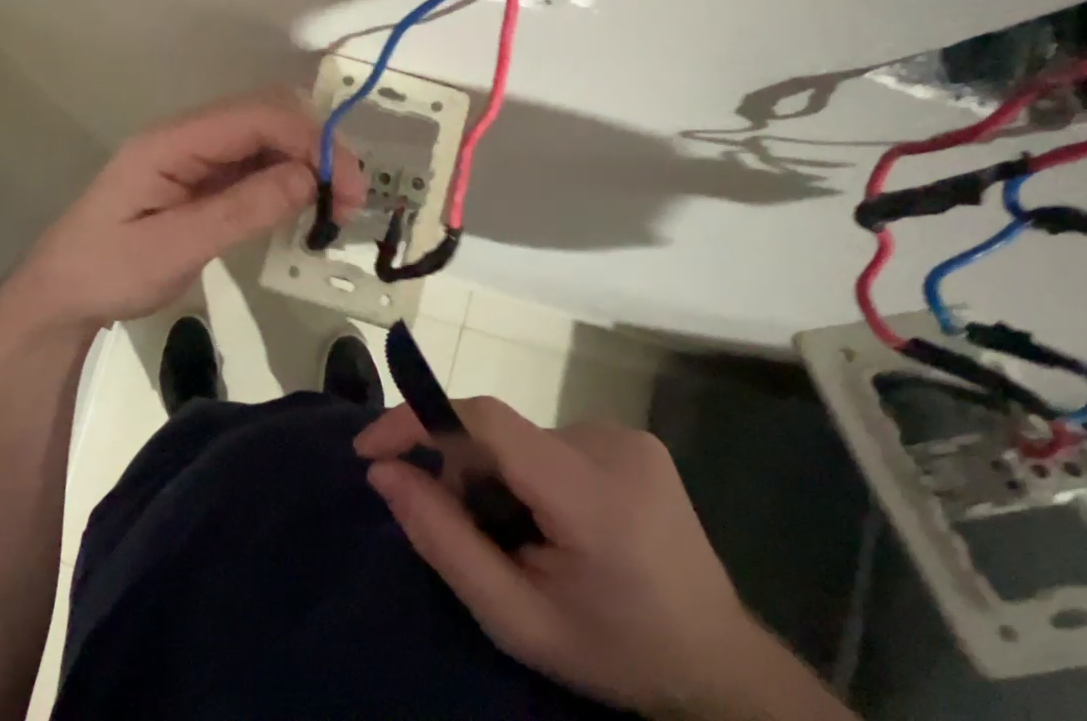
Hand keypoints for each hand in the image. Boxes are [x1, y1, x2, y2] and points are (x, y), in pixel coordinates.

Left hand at [3, 94, 365, 332]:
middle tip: (348, 204)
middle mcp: (184, 138)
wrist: (61, 294)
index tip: (349, 188)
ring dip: (306, 166)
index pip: (256, 117)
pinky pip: (251, 169)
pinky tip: (304, 211)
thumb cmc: (107, 272)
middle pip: (265, 119)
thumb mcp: (173, 248)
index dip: (312, 141)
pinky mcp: (196, 183)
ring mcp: (190, 160)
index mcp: (171, 142)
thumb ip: (240, 211)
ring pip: (263, 142)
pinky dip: (285, 183)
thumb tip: (308, 177)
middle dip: (317, 149)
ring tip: (334, 212)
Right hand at [356, 398, 849, 719]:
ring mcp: (629, 439)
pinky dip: (526, 475)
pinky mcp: (633, 441)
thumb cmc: (611, 650)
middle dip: (461, 476)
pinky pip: (546, 442)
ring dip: (494, 479)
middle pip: (495, 435)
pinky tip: (554, 526)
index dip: (415, 421)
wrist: (718, 666)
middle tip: (471, 539)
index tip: (368, 450)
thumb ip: (444, 541)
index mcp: (590, 494)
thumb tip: (383, 472)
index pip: (484, 420)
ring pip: (517, 439)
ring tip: (522, 542)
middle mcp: (611, 445)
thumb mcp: (514, 618)